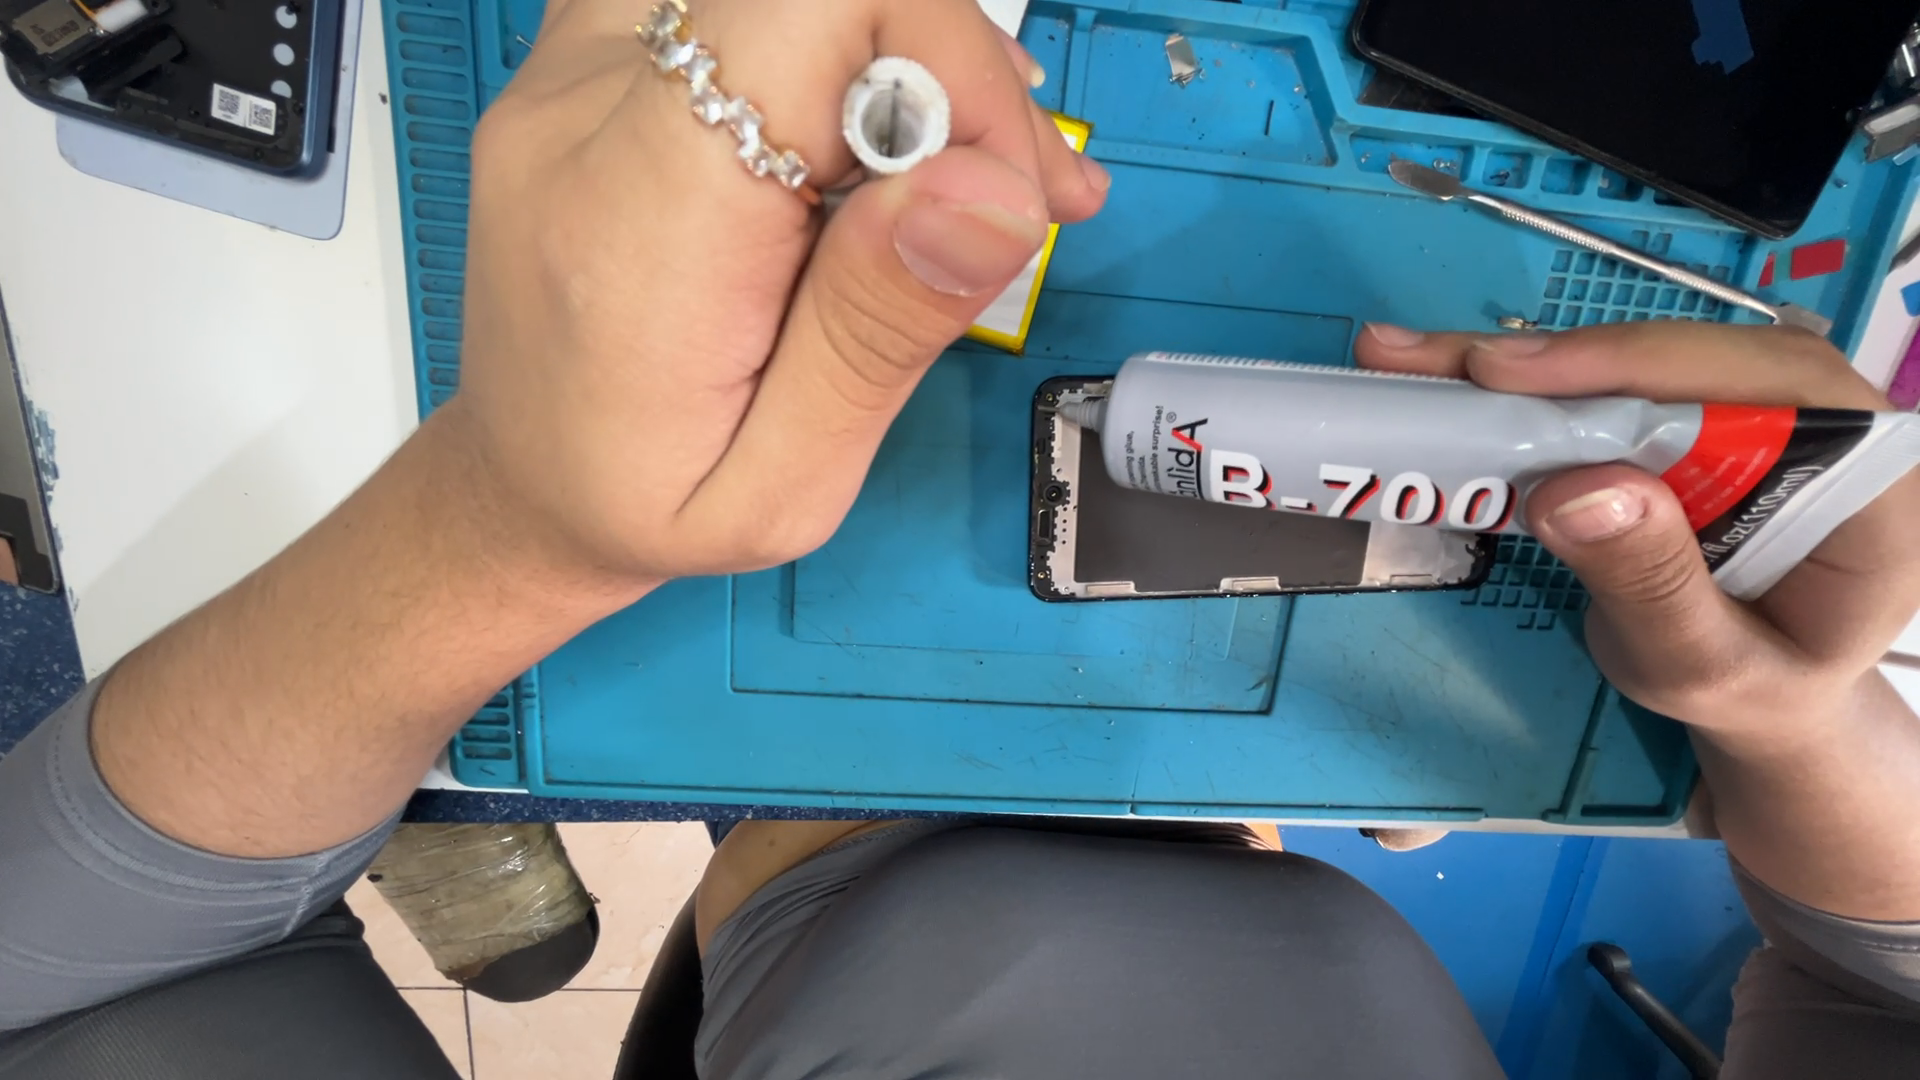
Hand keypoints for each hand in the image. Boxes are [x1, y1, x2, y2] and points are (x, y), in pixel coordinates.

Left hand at [448, 0, 1107, 582]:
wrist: (530, 488)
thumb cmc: (650, 509)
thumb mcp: (783, 484)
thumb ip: (874, 336)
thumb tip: (991, 191)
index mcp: (638, 229)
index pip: (821, 8)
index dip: (955, 66)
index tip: (1011, 195)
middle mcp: (584, 117)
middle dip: (959, 75)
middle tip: (1027, 199)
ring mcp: (575, 80)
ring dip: (912, 60)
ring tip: (974, 176)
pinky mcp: (598, 79)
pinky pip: (745, 9)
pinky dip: (847, 53)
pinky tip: (892, 135)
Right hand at [1356, 322, 1919, 738]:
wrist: (1753, 690)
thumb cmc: (1744, 683)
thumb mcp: (1701, 662)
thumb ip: (1652, 584)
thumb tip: (1572, 489)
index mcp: (1864, 475)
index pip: (1756, 380)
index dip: (1628, 363)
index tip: (1505, 374)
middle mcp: (1800, 424)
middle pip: (1667, 355)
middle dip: (1532, 355)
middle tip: (1418, 356)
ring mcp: (1725, 424)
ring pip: (1613, 370)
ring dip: (1500, 367)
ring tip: (1404, 360)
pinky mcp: (1661, 436)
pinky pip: (1584, 401)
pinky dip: (1502, 398)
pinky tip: (1438, 387)